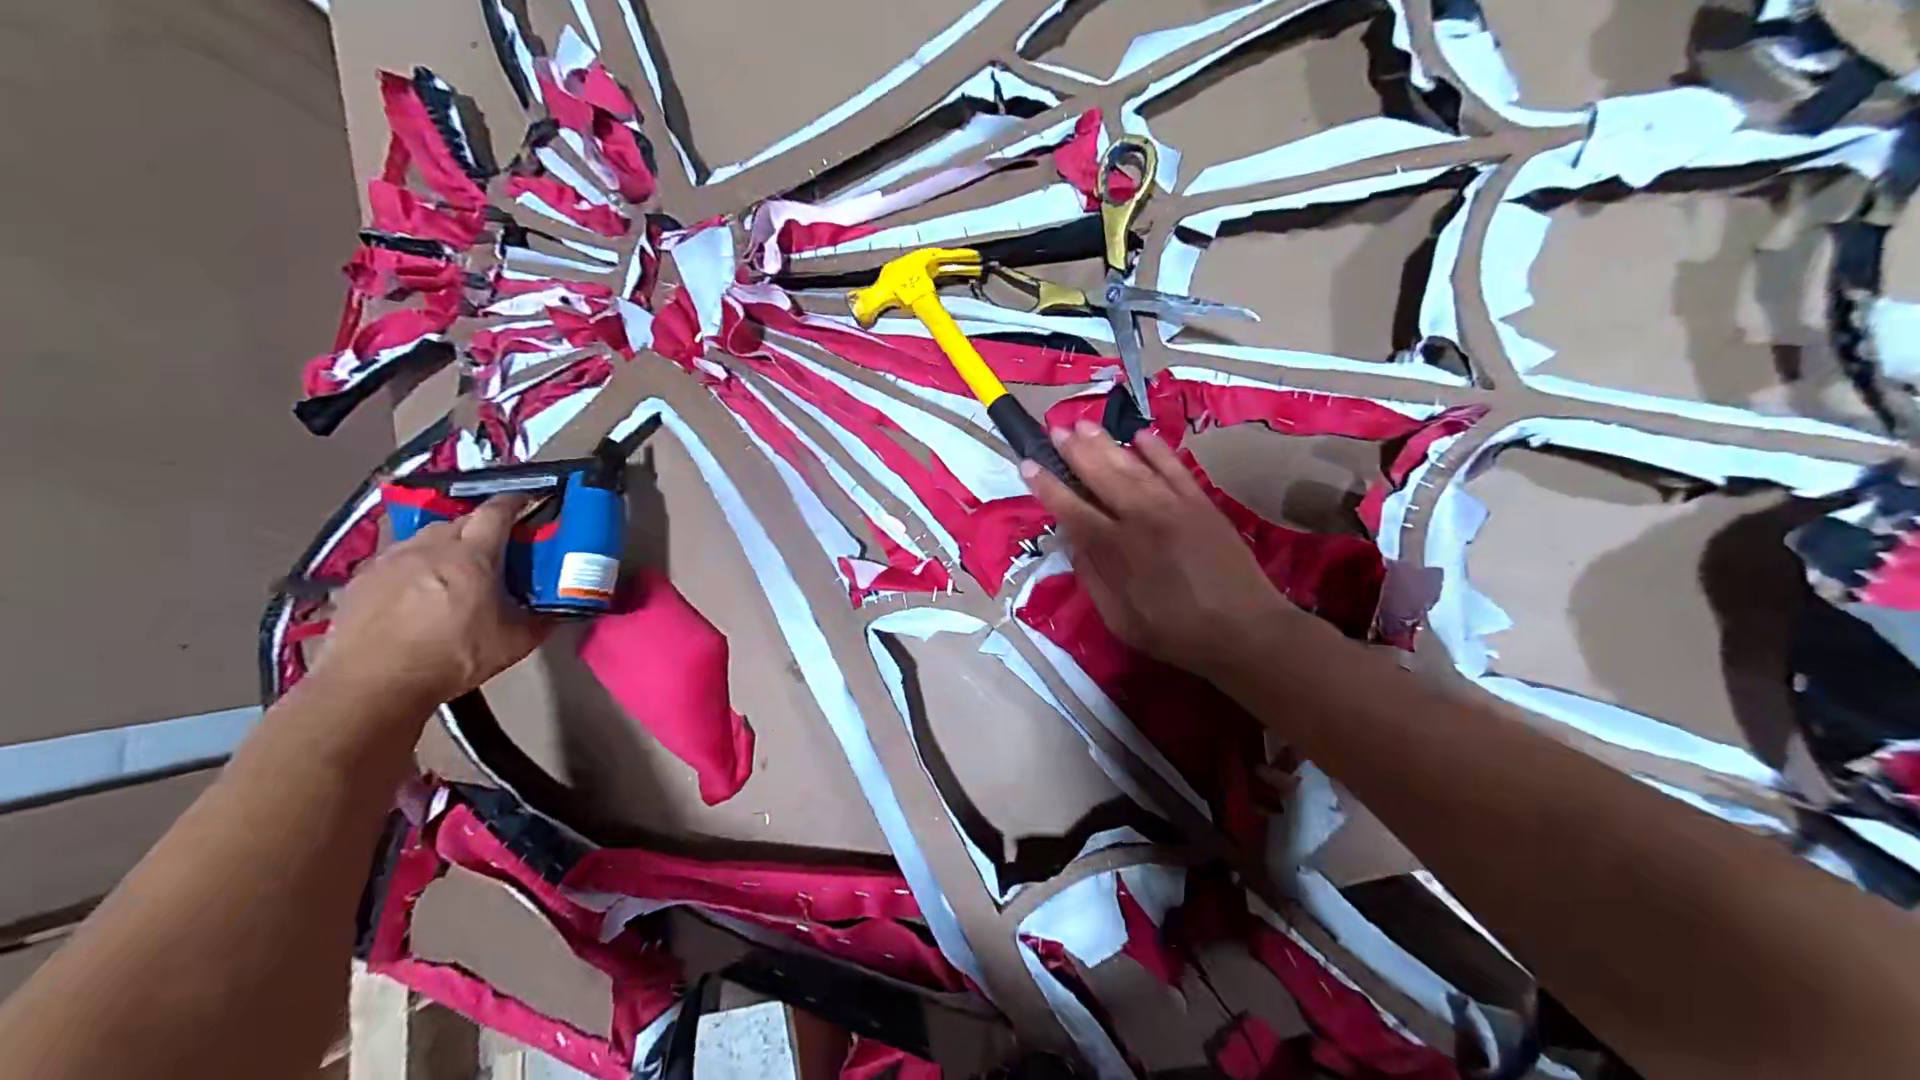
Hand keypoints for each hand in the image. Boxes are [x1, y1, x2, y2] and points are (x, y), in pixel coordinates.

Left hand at [313, 496, 550, 705]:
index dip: (514, 502)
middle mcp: (429, 547)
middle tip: (494, 545)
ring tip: (453, 566)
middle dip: (479, 526)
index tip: (526, 501)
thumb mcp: (514, 642)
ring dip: (443, 544)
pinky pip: (394, 559)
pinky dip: (411, 565)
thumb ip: (542, 619)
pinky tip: (415, 589)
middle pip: (459, 521)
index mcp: (472, 556)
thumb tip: (564, 609)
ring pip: (424, 537)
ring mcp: (390, 560)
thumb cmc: (452, 658)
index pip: (496, 512)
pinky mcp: (361, 579)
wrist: (372, 683)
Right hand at [1021, 421, 1303, 678]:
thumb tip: (1072, 541)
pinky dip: (1157, 449)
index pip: (1073, 510)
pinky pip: (1175, 468)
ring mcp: (1175, 505)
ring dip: (1107, 443)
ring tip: (1085, 423)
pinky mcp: (1201, 503)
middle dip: (1075, 451)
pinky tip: (1139, 434)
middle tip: (1056, 428)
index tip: (1028, 465)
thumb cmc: (1177, 633)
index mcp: (1118, 550)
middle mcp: (1143, 518)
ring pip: (1134, 465)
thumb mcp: (1121, 620)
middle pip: (1102, 476)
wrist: (1246, 630)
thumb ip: (1093, 578)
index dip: (1048, 487)